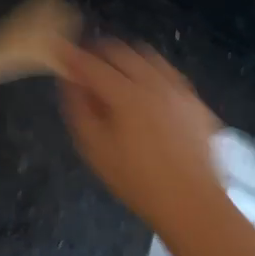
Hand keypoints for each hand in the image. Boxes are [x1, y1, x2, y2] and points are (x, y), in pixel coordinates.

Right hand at [57, 39, 224, 225]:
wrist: (193, 204)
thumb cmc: (137, 180)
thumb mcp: (94, 149)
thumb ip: (79, 109)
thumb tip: (70, 82)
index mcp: (126, 95)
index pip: (92, 64)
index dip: (72, 56)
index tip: (59, 52)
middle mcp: (154, 84)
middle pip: (121, 51)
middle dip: (98, 51)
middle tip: (85, 63)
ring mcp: (179, 91)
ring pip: (148, 56)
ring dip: (126, 58)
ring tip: (114, 72)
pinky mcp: (196, 102)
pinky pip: (169, 74)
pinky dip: (151, 72)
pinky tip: (145, 90)